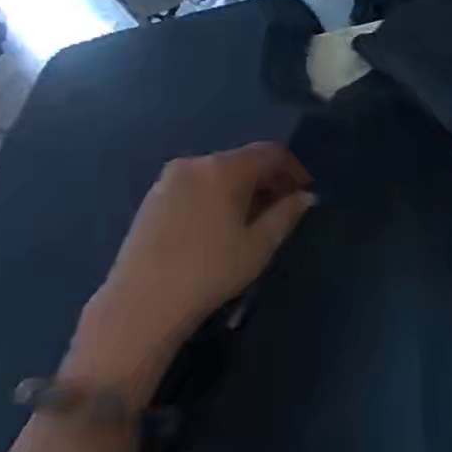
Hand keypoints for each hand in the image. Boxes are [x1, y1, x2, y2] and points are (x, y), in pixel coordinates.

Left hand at [65, 143, 314, 394]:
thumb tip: (305, 196)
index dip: (294, 169)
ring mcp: (168, 179)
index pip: (269, 153)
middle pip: (242, 161)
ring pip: (218, 174)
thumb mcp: (259, 246)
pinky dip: (218, 198)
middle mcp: (194, 163)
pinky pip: (197, 187)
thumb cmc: (212, 271)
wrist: (145, 299)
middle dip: (268, 181)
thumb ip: (285, 215)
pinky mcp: (153, 198)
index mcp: (222, 169)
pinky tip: (221, 229)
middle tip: (284, 211)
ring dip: (243, 191)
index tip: (305, 193)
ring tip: (254, 224)